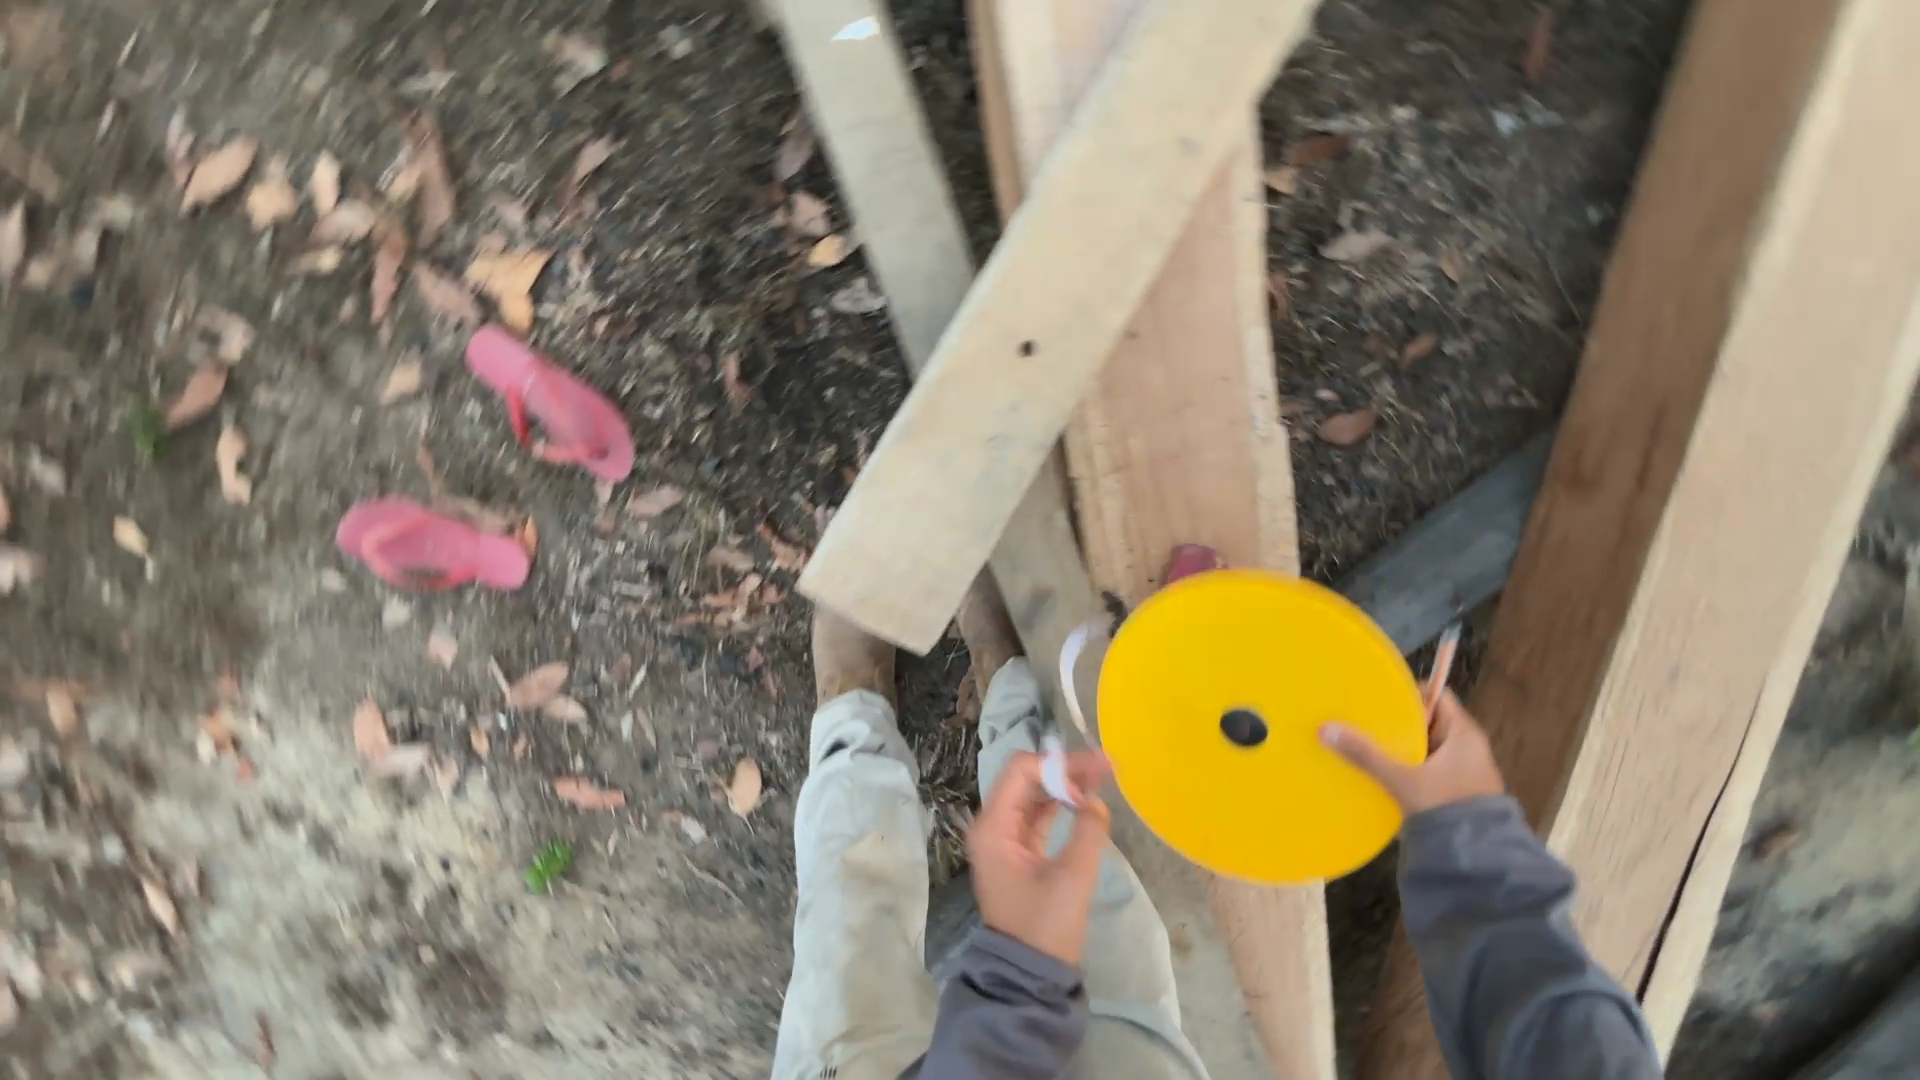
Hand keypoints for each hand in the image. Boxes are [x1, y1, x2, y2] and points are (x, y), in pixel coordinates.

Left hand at [969, 750, 1111, 965]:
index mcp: (993, 827)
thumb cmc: (1045, 928)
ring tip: (1101, 776)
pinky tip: (1086, 799)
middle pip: (1026, 777)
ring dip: (1064, 783)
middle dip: (1064, 769)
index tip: (1094, 771)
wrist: (1028, 975)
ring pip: (1033, 793)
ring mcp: (1003, 836)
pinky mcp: (1017, 849)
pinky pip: (1037, 813)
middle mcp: (992, 824)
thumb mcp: (1072, 879)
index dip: (1058, 765)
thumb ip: (1087, 832)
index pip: (1021, 771)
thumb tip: (1096, 801)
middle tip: (1105, 767)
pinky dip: (1060, 803)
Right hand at [1320, 689, 1504, 814]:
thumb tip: (1325, 728)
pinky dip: (1407, 764)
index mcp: (1464, 733)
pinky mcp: (1454, 790)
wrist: (1476, 859)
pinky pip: (1427, 766)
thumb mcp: (1401, 778)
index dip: (1409, 692)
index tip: (1379, 696)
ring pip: (1425, 745)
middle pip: (1427, 720)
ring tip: (1368, 743)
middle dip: (1398, 720)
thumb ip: (1364, 754)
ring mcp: (1463, 770)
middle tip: (1366, 719)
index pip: (1437, 695)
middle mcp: (1467, 746)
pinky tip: (1383, 769)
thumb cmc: (1446, 806)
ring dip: (1401, 745)